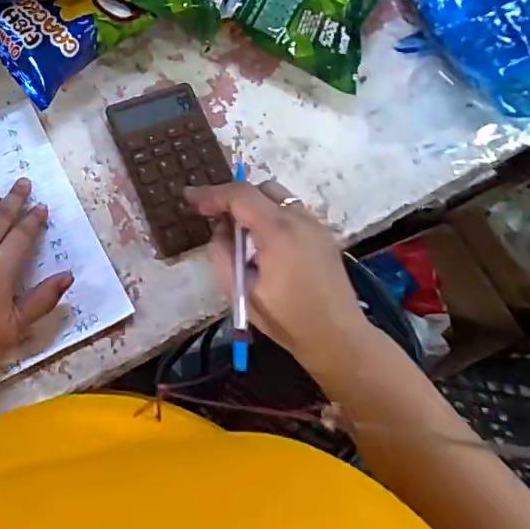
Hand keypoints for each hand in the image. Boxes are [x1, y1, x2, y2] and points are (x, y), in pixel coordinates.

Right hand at [184, 179, 374, 368]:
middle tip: (212, 216)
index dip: (211, 193)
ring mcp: (316, 225)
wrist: (340, 340)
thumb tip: (221, 229)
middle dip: (232, 197)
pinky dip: (270, 215)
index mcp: (279, 232)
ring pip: (276, 196)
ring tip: (239, 232)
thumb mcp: (241, 291)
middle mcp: (300, 219)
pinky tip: (263, 242)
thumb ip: (221, 253)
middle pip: (259, 188)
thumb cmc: (287, 320)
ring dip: (253, 205)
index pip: (240, 195)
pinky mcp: (324, 234)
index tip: (189, 198)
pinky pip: (289, 211)